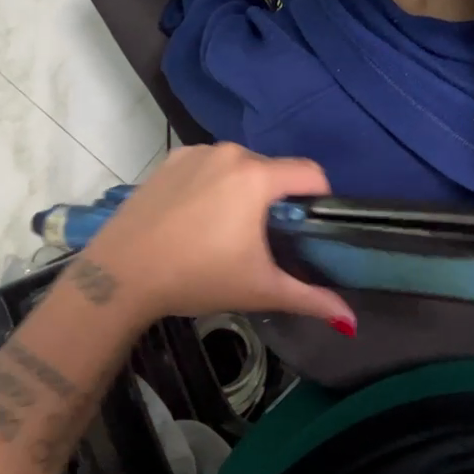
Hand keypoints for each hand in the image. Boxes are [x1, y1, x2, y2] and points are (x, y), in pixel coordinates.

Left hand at [79, 143, 354, 330]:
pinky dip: (211, 184)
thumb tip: (351, 321)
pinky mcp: (171, 158)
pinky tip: (195, 217)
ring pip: (239, 167)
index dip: (319, 199)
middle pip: (273, 170)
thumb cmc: (197, 276)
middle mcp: (231, 152)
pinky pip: (208, 165)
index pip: (310, 173)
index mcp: (258, 176)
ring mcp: (198, 152)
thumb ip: (309, 298)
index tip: (308, 230)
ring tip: (225, 231)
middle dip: (276, 200)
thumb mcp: (258, 288)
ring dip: (243, 191)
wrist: (122, 273)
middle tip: (262, 240)